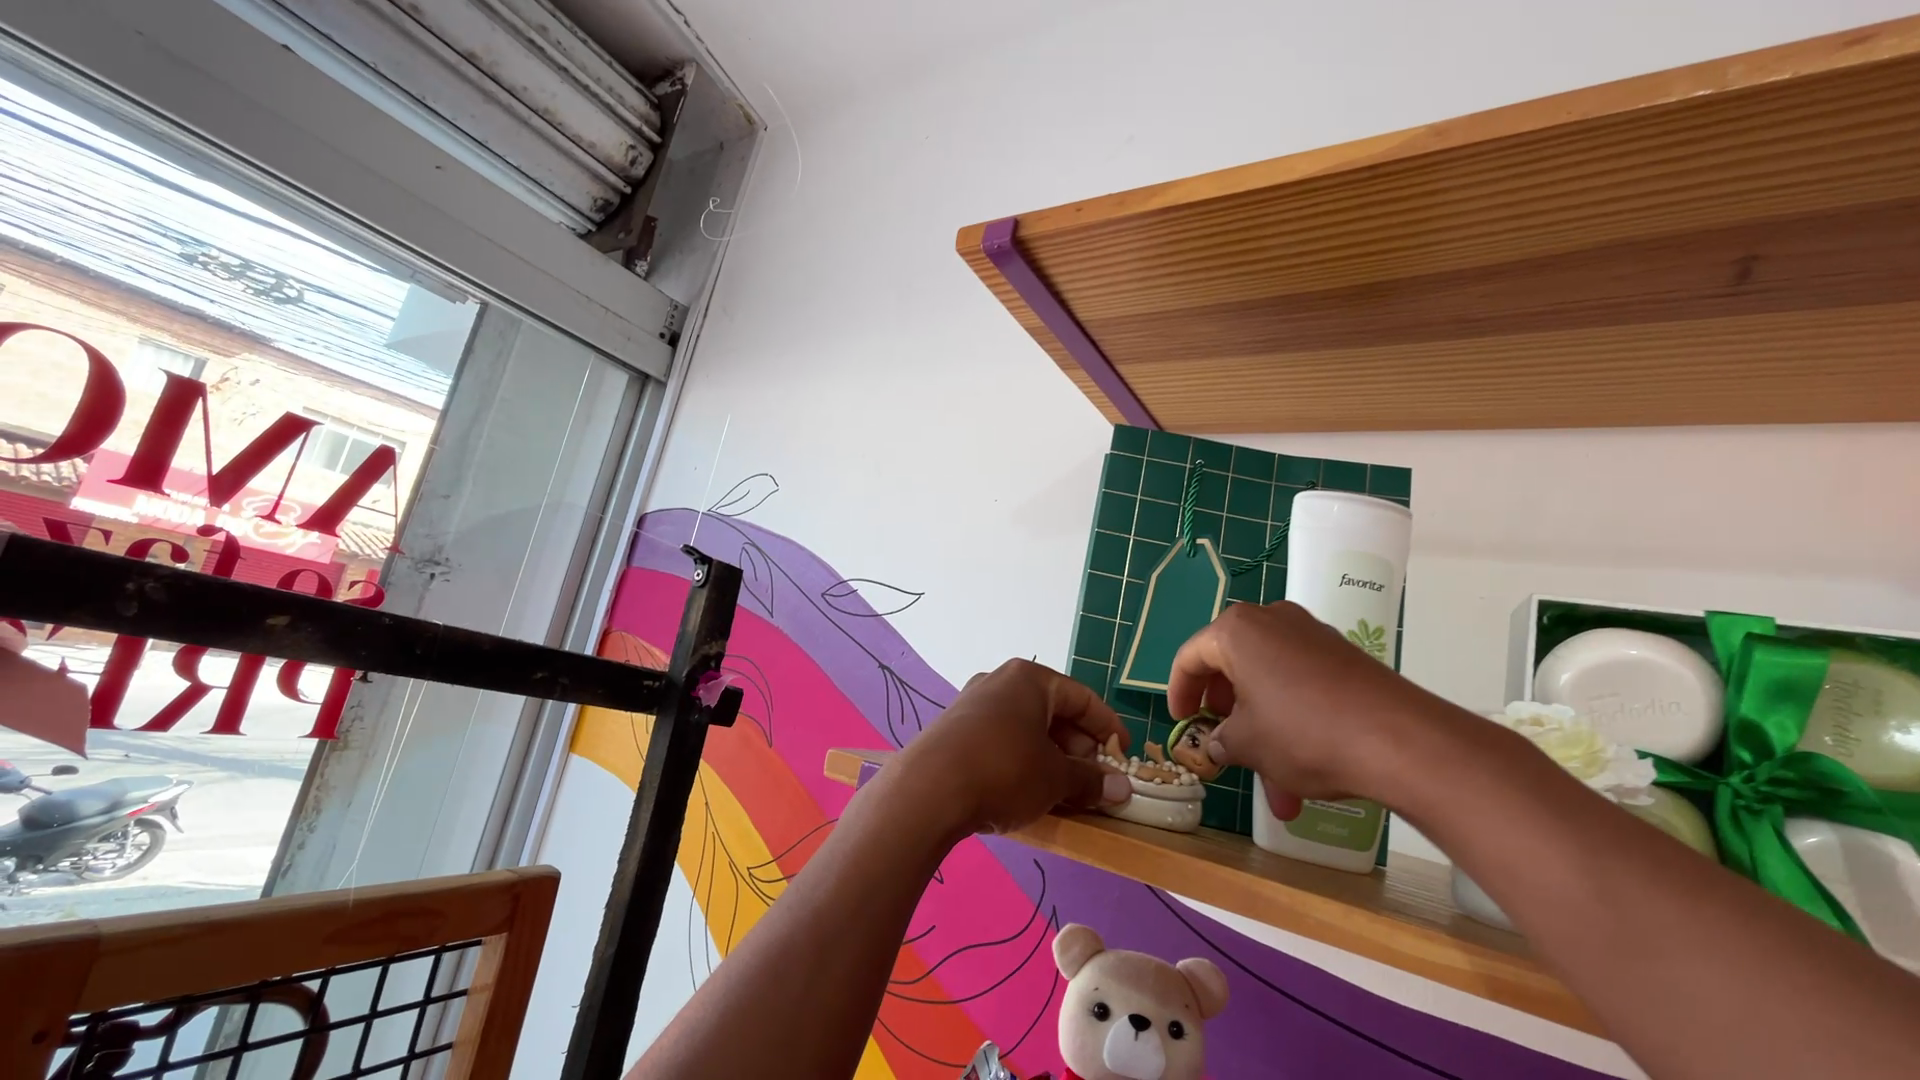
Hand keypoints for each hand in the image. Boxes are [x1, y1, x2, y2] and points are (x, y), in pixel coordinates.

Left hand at [891, 659, 1132, 836]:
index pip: (1083, 698)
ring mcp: (972, 705)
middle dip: (1078, 747)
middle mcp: (999, 682)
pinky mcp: (953, 731)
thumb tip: (1122, 790)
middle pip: (1053, 712)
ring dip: (1050, 757)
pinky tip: (1027, 791)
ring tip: (1065, 791)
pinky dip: (1022, 761)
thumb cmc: (1003, 771)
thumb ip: (1091, 780)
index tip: (1124, 756)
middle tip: (1094, 780)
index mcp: (1030, 679)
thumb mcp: (1056, 778)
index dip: (1108, 728)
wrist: (926, 792)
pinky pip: (1001, 741)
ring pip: (1026, 728)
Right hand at [1166, 602, 1465, 819]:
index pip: (1190, 657)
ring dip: (1265, 734)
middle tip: (1224, 746)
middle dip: (1228, 717)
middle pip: (1234, 668)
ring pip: (1271, 686)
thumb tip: (1219, 743)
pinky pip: (1302, 689)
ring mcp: (1314, 637)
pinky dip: (1294, 724)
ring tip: (1277, 790)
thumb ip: (1221, 740)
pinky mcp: (1345, 658)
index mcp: (1237, 630)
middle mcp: (1274, 621)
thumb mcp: (1247, 745)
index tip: (1181, 721)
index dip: (1179, 693)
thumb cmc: (1302, 734)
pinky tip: (1305, 772)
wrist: (1399, 740)